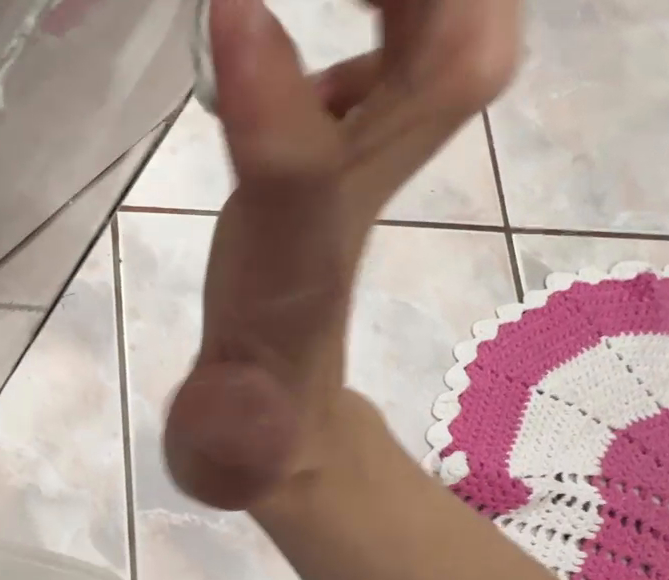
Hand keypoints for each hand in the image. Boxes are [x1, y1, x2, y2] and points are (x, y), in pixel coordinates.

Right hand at [165, 0, 518, 510]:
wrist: (289, 422)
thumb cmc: (247, 438)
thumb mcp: (217, 445)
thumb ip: (213, 435)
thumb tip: (214, 432)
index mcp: (299, 279)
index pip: (300, 179)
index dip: (269, 103)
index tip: (228, 11)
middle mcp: (351, 206)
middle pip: (450, 73)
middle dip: (422, 4)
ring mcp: (366, 174)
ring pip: (455, 49)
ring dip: (421, 2)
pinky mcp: (357, 160)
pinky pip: (417, 56)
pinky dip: (398, 13)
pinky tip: (344, 10)